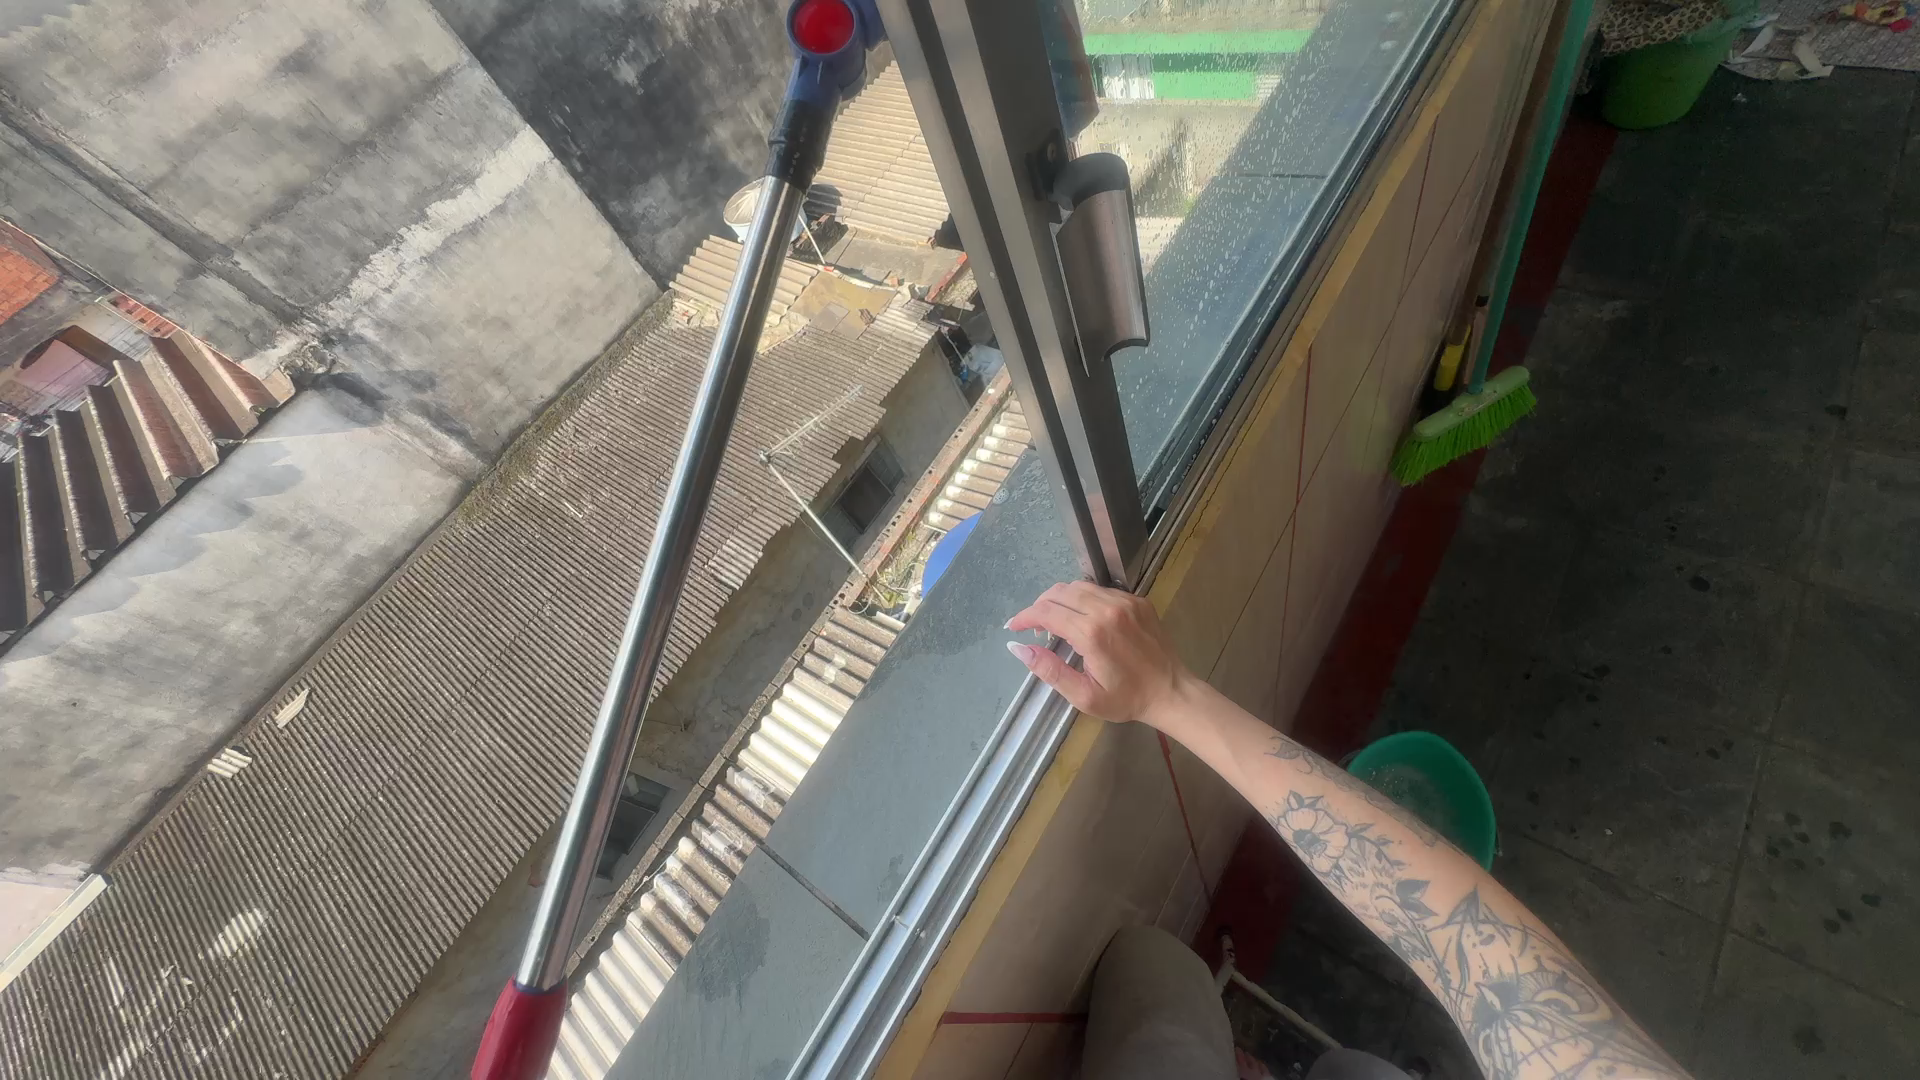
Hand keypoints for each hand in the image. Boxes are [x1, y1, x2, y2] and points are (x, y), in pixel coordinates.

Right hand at [1004, 581, 1195, 727]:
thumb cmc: (1127, 699)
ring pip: (1078, 586)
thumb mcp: (1083, 695)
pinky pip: (1101, 590)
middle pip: (1059, 592)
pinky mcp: (1137, 600)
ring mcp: (1125, 601)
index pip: (1046, 612)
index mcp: (1092, 633)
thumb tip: (1018, 648)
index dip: (1024, 617)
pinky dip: (1084, 599)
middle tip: (1034, 626)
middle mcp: (1107, 609)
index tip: (1014, 627)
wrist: (1172, 691)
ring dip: (1060, 599)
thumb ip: (1049, 669)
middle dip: (1039, 606)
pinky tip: (1084, 617)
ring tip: (1055, 620)